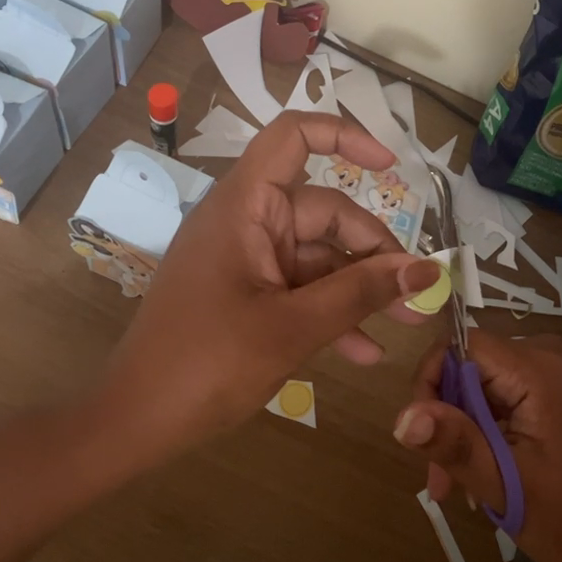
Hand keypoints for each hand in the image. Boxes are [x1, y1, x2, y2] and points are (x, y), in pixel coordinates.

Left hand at [96, 112, 443, 465]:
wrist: (133, 425)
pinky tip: (365, 352)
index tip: (390, 166)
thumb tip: (428, 269)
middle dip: (374, 251)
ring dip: (361, 289)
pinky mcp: (247, 293)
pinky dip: (332, 312)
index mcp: (245, 205)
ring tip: (407, 324)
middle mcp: (247, 220)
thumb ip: (362, 293)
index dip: (344, 136)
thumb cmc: (205, 364)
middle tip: (417, 295)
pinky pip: (301, 288)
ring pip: (320, 255)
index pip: (293, 137)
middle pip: (326, 211)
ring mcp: (247, 258)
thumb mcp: (293, 328)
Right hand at [391, 332, 561, 561]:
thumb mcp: (503, 483)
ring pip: (477, 381)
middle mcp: (545, 354)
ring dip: (461, 428)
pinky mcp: (547, 385)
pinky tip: (480, 468)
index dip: (433, 382)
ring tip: (456, 483)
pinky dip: (481, 427)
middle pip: (467, 364)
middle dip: (447, 417)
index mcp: (538, 369)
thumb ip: (455, 444)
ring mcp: (549, 368)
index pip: (461, 346)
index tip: (424, 434)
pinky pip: (496, 390)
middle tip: (440, 476)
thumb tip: (403, 418)